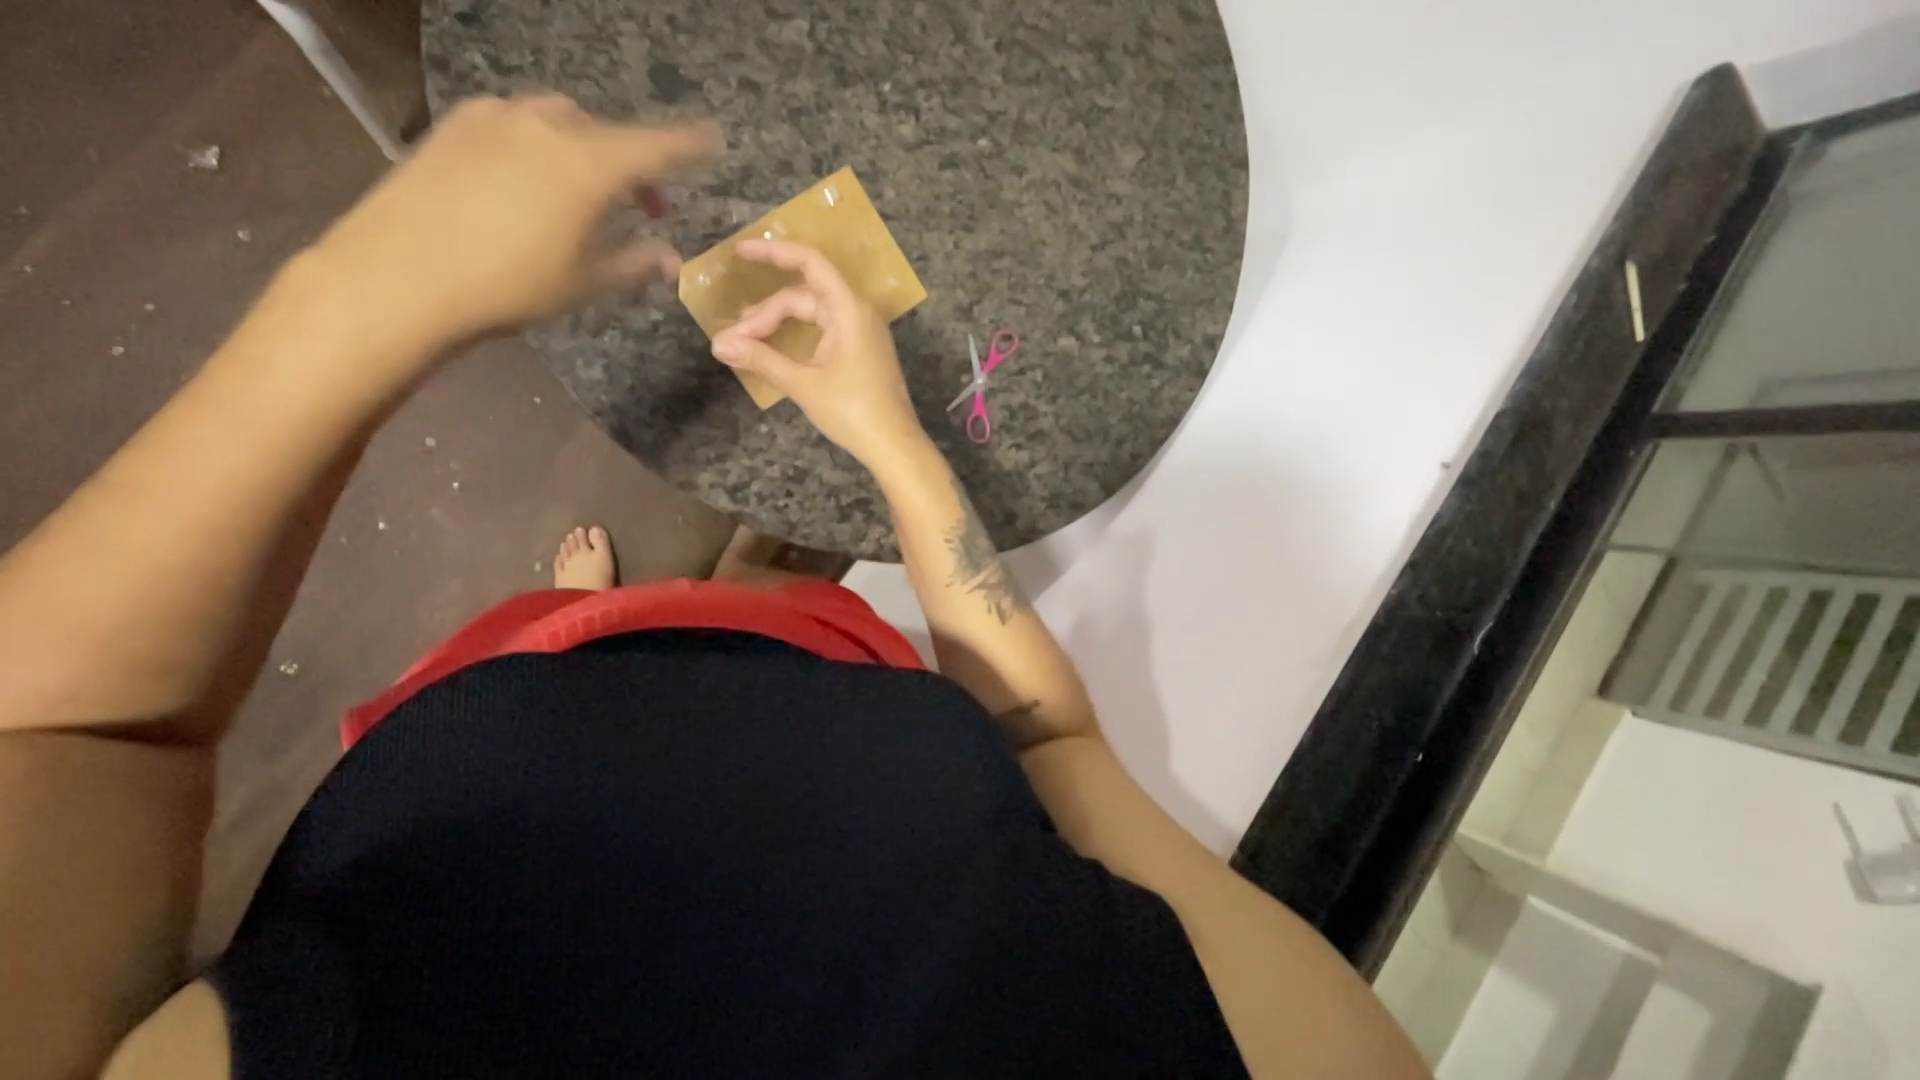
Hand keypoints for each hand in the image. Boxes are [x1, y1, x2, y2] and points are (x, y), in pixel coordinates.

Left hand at [304, 93, 722, 356]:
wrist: (398, 275)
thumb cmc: (508, 286)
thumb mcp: (584, 282)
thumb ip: (634, 262)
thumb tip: (672, 258)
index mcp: (589, 164)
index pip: (657, 146)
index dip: (691, 145)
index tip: (716, 140)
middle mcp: (547, 126)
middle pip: (608, 133)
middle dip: (634, 162)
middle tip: (645, 203)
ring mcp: (496, 118)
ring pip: (560, 122)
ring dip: (586, 149)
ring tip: (585, 190)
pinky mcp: (456, 125)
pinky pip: (517, 123)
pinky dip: (541, 144)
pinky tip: (531, 180)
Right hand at [711, 239, 926, 465]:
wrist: (894, 445)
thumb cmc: (852, 411)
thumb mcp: (802, 383)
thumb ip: (761, 359)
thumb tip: (718, 344)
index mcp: (848, 310)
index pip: (810, 263)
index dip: (774, 253)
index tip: (741, 252)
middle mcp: (857, 313)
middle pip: (803, 296)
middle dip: (765, 313)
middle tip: (732, 339)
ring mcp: (862, 332)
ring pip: (812, 314)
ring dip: (778, 323)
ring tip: (745, 339)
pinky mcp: (861, 351)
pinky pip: (823, 330)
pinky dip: (797, 335)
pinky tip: (774, 348)